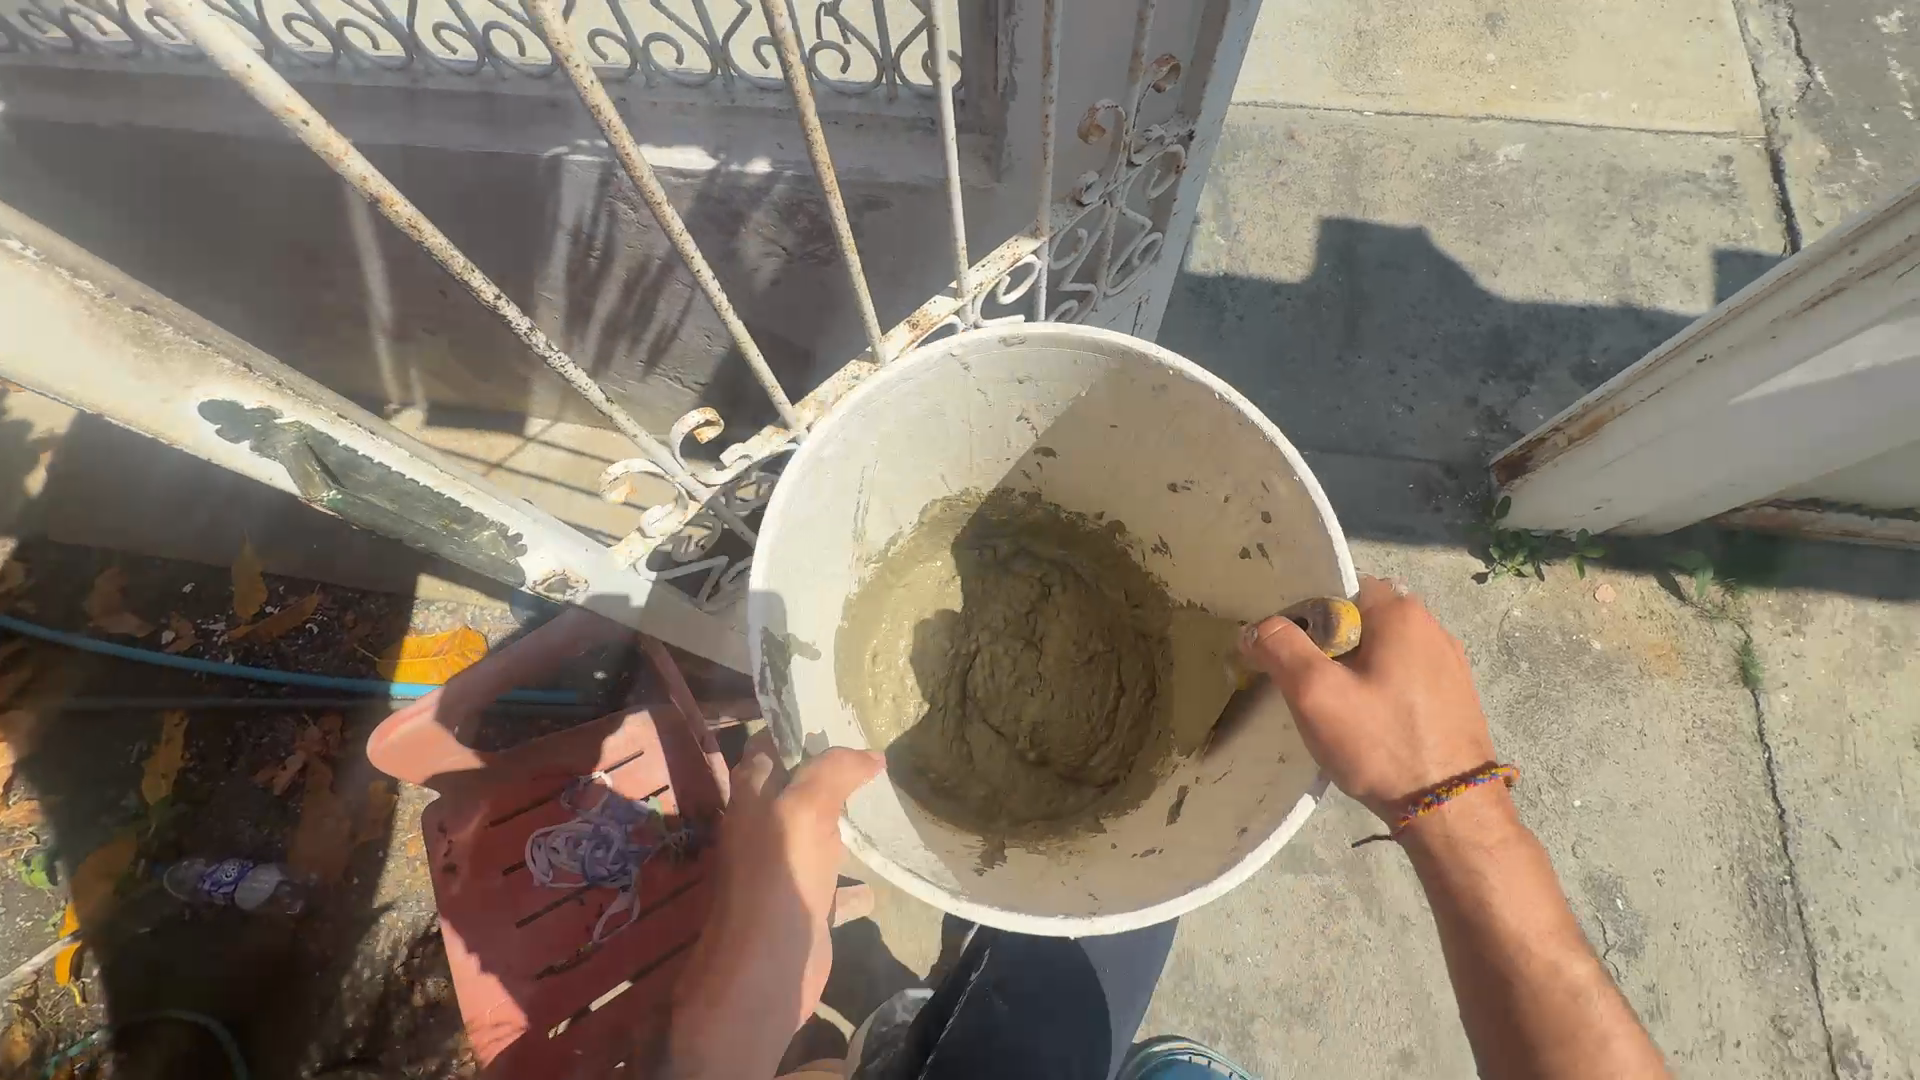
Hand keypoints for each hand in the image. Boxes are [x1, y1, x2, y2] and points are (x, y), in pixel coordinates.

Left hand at [667, 738, 882, 1077]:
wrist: (764, 972)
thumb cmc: (778, 876)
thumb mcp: (805, 807)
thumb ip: (835, 770)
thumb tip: (872, 754)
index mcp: (753, 795)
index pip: (771, 743)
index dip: (800, 725)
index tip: (840, 711)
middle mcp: (764, 826)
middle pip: (798, 785)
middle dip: (831, 769)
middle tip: (875, 751)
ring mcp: (784, 867)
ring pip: (818, 831)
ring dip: (844, 820)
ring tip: (885, 799)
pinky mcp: (805, 903)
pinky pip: (837, 882)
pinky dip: (857, 878)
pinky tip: (883, 875)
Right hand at [1239, 575, 1494, 820]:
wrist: (1451, 815)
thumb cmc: (1380, 743)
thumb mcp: (1314, 692)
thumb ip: (1278, 647)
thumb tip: (1255, 629)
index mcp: (1401, 613)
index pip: (1336, 588)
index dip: (1301, 612)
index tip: (1284, 648)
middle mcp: (1432, 627)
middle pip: (1357, 617)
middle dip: (1324, 642)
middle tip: (1301, 680)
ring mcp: (1449, 664)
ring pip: (1379, 648)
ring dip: (1350, 667)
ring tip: (1330, 704)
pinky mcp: (1454, 697)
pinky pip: (1400, 674)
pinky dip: (1375, 687)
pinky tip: (1365, 721)